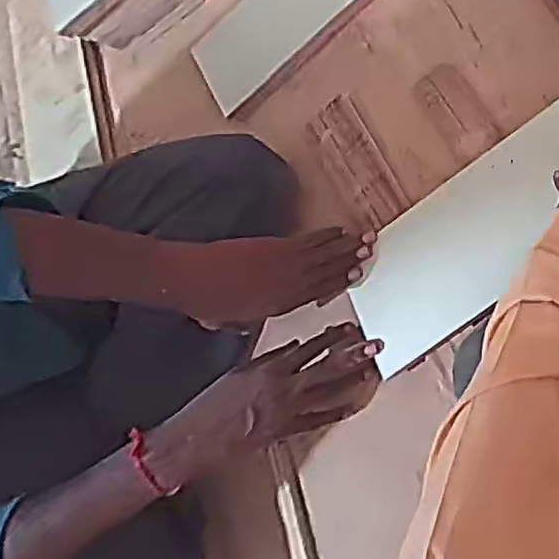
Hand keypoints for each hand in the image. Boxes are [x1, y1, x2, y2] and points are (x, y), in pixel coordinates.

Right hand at [145, 323, 382, 486]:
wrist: (193, 440)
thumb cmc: (212, 404)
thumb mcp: (239, 371)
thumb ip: (270, 357)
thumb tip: (297, 346)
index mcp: (269, 368)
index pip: (309, 347)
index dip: (332, 337)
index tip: (350, 328)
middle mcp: (282, 387)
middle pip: (326, 367)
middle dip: (353, 355)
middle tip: (375, 345)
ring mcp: (287, 411)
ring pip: (329, 394)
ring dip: (353, 382)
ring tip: (373, 371)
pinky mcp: (285, 432)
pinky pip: (318, 420)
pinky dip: (337, 412)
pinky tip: (354, 405)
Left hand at [160, 229, 374, 327]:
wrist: (187, 278)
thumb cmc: (206, 304)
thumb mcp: (230, 323)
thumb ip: (247, 324)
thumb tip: (249, 327)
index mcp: (279, 305)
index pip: (317, 293)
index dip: (340, 283)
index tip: (358, 275)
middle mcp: (287, 284)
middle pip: (327, 271)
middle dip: (351, 261)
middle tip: (372, 252)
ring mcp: (281, 263)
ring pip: (323, 254)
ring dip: (346, 246)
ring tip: (365, 240)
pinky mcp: (273, 246)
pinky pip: (308, 240)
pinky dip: (325, 235)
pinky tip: (337, 230)